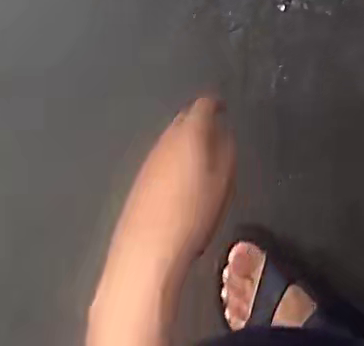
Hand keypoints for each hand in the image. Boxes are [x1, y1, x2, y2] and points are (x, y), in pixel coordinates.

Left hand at [92, 96, 236, 331]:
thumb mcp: (225, 178)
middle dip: (199, 121)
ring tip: (201, 162)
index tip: (224, 109)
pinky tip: (180, 188)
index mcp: (189, 133)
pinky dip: (172, 165)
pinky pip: (159, 164)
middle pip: (183, 120)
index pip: (204, 104)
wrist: (144, 259)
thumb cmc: (192, 216)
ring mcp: (147, 165)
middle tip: (216, 133)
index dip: (216, 104)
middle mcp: (164, 143)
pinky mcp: (136, 187)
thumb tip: (223, 134)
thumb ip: (227, 147)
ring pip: (169, 142)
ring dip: (185, 144)